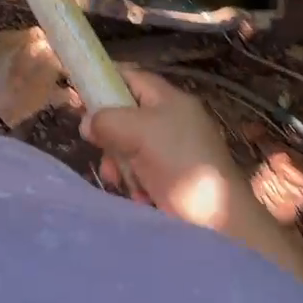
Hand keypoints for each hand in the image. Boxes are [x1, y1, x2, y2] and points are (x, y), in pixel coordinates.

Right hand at [81, 68, 267, 235]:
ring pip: (130, 145)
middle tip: (98, 147)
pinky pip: (142, 170)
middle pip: (127, 114)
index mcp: (171, 100)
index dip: (104, 81)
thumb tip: (87, 124)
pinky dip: (134, 181)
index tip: (81, 97)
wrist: (221, 225)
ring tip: (117, 179)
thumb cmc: (181, 165)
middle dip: (108, 132)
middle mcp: (174, 121)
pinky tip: (136, 195)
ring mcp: (176, 152)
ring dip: (118, 161)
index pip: (131, 77)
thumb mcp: (138, 132)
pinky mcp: (175, 179)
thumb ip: (106, 120)